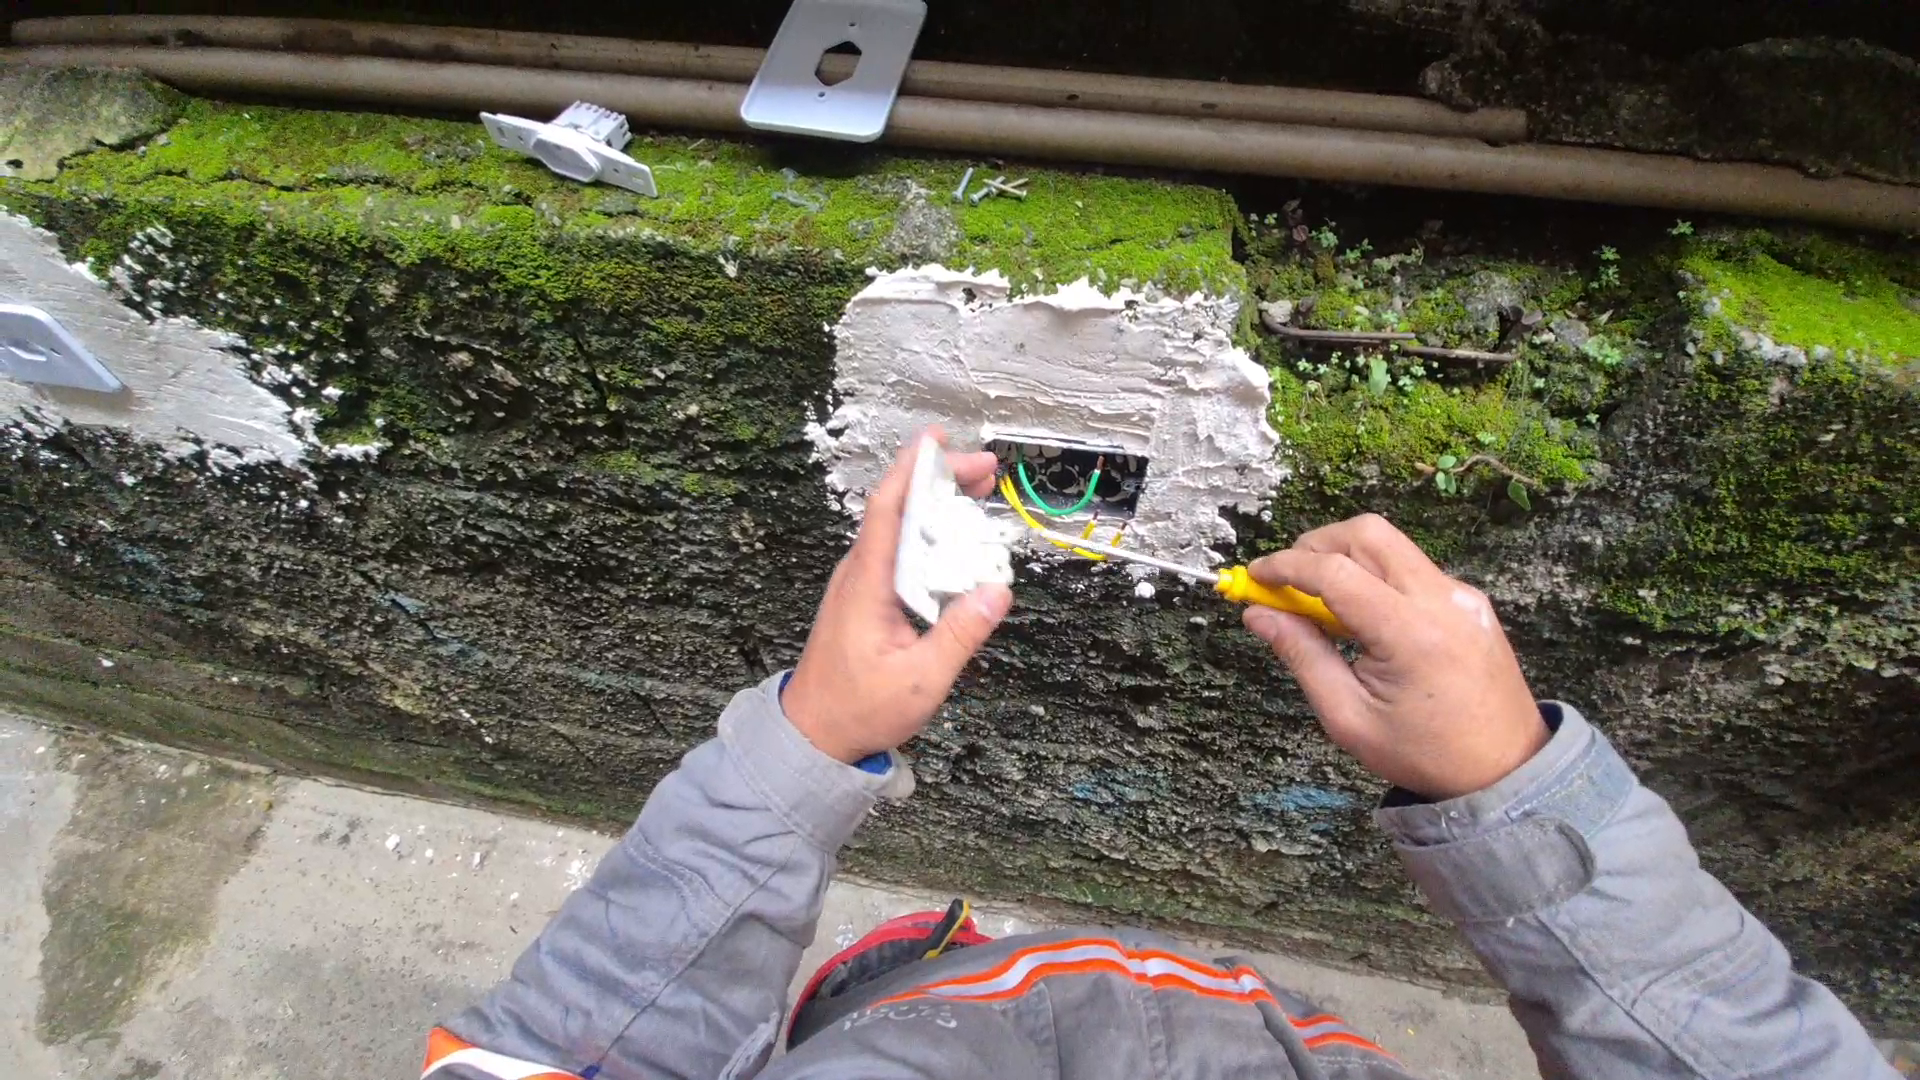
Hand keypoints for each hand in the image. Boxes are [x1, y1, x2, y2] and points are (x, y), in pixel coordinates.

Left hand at [782, 430, 1013, 763]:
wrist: (813, 734)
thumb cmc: (861, 709)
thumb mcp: (921, 679)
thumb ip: (960, 635)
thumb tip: (999, 591)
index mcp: (869, 583)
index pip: (888, 509)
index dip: (912, 469)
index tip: (938, 439)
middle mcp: (860, 573)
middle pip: (898, 508)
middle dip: (939, 480)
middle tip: (986, 468)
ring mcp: (860, 584)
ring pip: (898, 527)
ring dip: (935, 504)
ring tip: (977, 492)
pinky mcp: (866, 597)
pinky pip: (898, 550)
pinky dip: (927, 533)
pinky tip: (952, 539)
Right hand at [1240, 514, 1547, 799]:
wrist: (1510, 773)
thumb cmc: (1423, 753)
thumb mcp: (1347, 715)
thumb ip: (1301, 655)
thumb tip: (1258, 614)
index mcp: (1411, 634)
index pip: (1335, 571)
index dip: (1285, 566)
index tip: (1254, 577)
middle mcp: (1442, 600)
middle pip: (1367, 533)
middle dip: (1315, 545)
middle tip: (1287, 580)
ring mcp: (1461, 594)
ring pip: (1388, 542)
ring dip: (1342, 554)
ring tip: (1317, 597)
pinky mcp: (1467, 599)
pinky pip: (1407, 565)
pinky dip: (1369, 572)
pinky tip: (1356, 613)